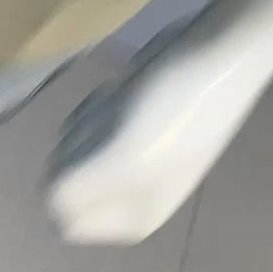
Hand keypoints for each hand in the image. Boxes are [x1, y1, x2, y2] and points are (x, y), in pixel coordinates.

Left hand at [45, 25, 272, 245]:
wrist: (220, 48)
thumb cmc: (171, 111)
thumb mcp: (113, 164)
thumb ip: (67, 195)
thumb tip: (51, 203)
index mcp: (130, 222)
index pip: (64, 224)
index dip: (70, 187)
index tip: (103, 159)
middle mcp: (124, 201)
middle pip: (60, 186)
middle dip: (78, 152)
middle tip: (121, 127)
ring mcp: (122, 167)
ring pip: (66, 155)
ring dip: (87, 126)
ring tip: (130, 108)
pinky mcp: (120, 133)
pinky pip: (78, 129)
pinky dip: (93, 108)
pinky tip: (123, 94)